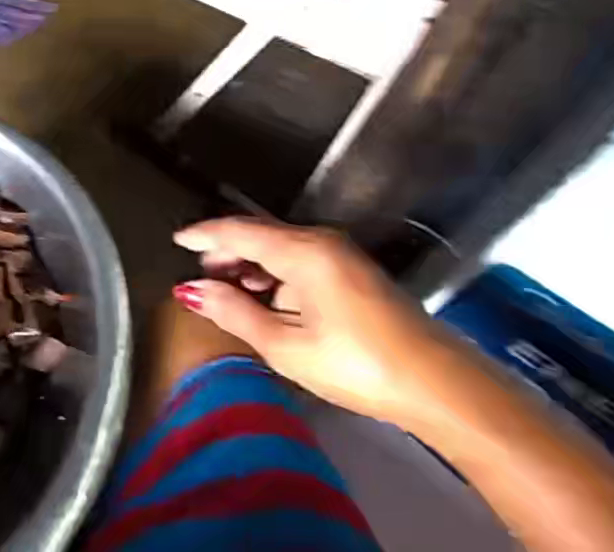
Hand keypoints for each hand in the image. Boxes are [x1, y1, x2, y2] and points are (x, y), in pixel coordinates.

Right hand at [173, 217, 448, 425]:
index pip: (241, 230)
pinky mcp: (350, 268)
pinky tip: (264, 296)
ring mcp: (338, 252)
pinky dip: (273, 271)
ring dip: (250, 262)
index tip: (178, 238)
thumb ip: (236, 312)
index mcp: (302, 251)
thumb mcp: (287, 346)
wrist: (435, 382)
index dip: (205, 234)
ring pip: (279, 245)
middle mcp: (320, 239)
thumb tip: (192, 291)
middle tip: (199, 273)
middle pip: (260, 233)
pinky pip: (298, 257)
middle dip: (226, 249)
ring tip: (226, 288)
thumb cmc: (355, 365)